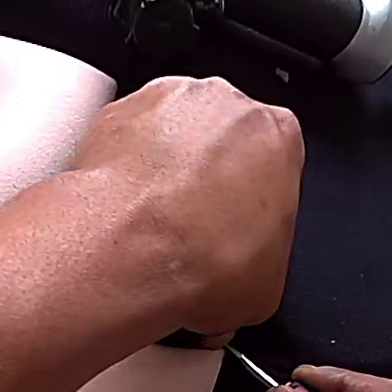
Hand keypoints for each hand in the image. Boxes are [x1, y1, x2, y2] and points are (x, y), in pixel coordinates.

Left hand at [68, 76, 302, 335]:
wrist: (139, 255)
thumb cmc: (204, 260)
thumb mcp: (262, 290)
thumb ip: (260, 267)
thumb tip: (241, 288)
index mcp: (277, 135)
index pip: (269, 163)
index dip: (249, 203)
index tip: (232, 229)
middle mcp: (224, 104)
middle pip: (217, 138)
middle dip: (204, 178)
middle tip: (188, 229)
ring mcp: (165, 102)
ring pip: (167, 133)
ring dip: (160, 170)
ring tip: (148, 226)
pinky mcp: (114, 113)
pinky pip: (120, 141)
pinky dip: (118, 171)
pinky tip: (118, 215)